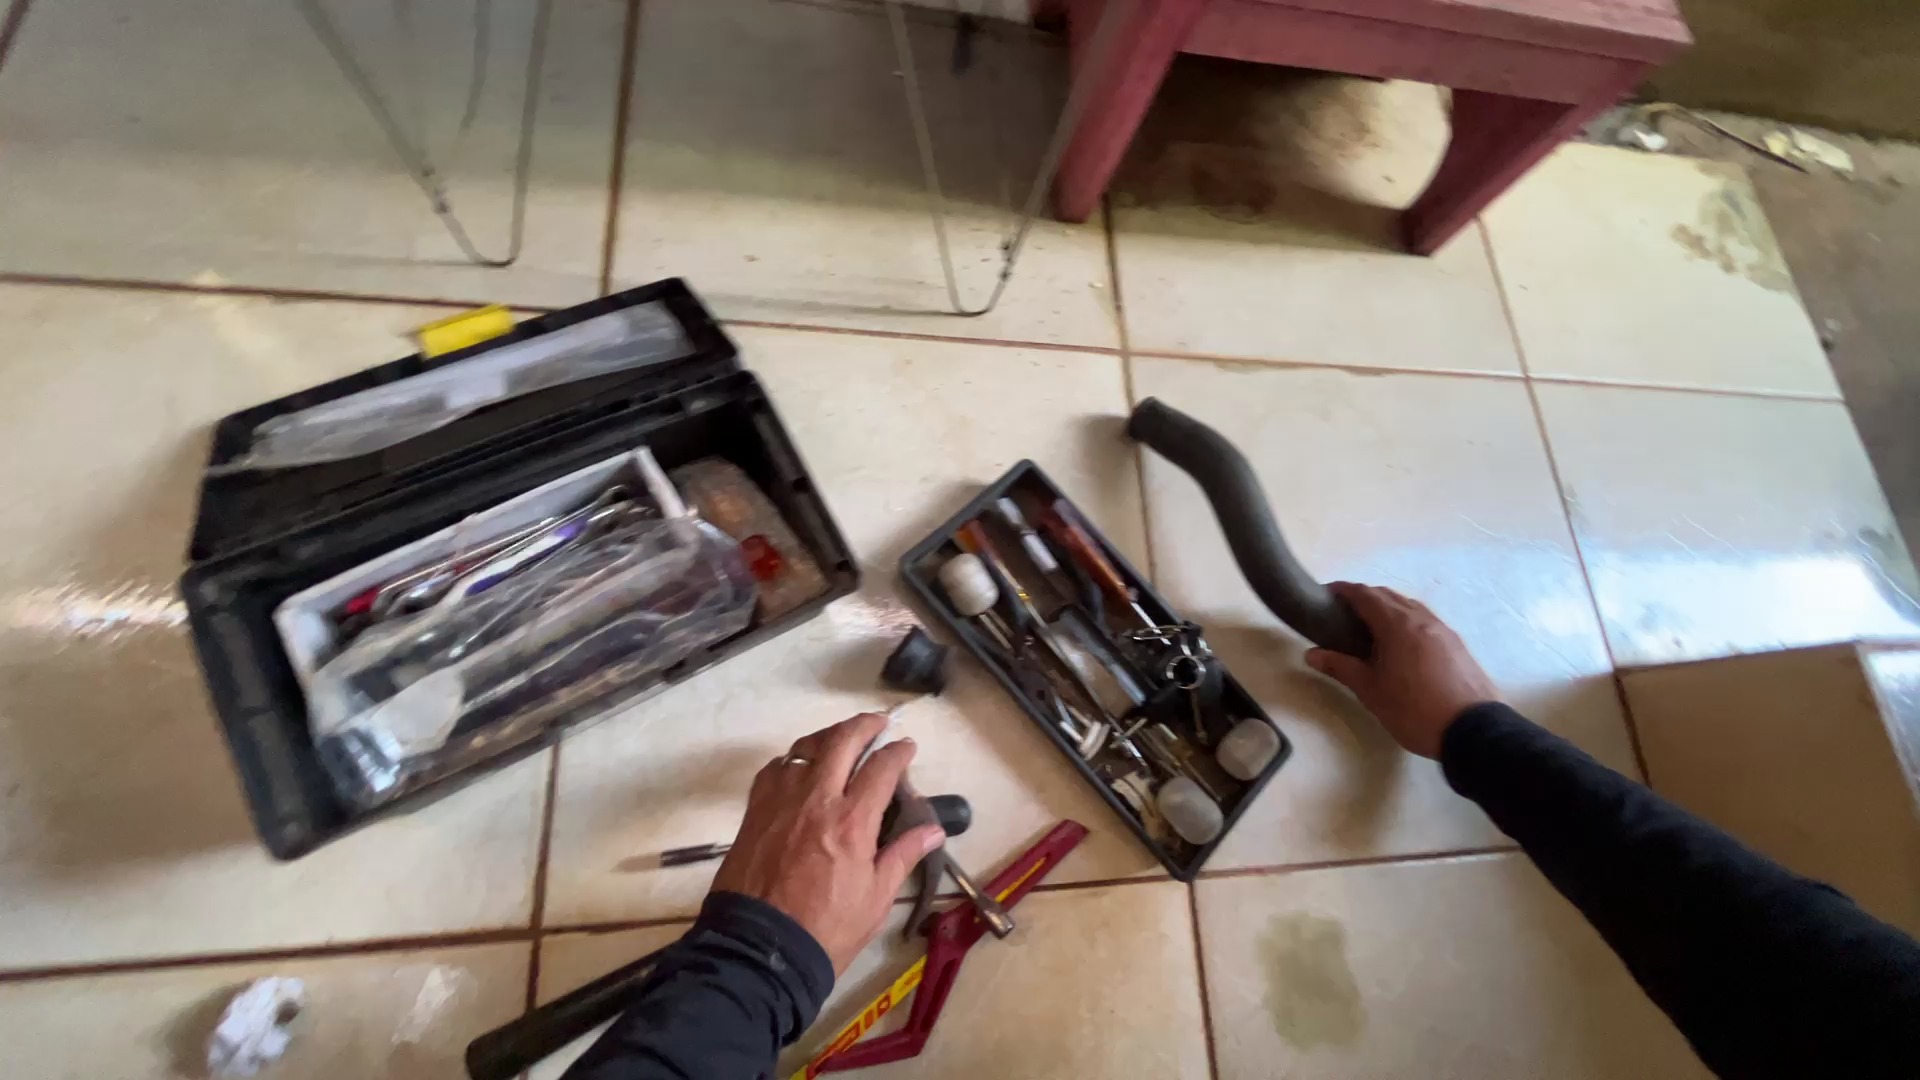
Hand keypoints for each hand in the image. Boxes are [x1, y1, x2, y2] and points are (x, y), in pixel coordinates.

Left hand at [711, 713, 945, 973]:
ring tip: (843, 736)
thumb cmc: (825, 930)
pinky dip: (795, 758)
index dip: (899, 752)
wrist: (758, 953)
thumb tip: (934, 830)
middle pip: (843, 740)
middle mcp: (817, 798)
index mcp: (852, 820)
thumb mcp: (875, 899)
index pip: (882, 767)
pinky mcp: (756, 809)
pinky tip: (802, 766)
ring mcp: (782, 799)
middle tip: (879, 723)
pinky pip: (777, 767)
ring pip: (807, 746)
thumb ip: (903, 855)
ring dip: (830, 734)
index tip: (907, 747)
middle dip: (866, 725)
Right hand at [1304, 582, 1500, 758]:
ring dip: (1388, 608)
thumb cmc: (1413, 708)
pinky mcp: (1458, 646)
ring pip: (1410, 607)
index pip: (1365, 594)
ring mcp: (1444, 631)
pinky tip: (1401, 644)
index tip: (1325, 594)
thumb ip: (1339, 666)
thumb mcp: (1369, 690)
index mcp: (1397, 625)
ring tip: (1370, 628)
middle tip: (1343, 613)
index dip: (1343, 590)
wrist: (1474, 732)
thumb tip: (1311, 654)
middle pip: (1388, 596)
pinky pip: (1425, 622)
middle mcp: (1422, 620)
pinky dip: (1406, 622)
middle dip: (1364, 597)